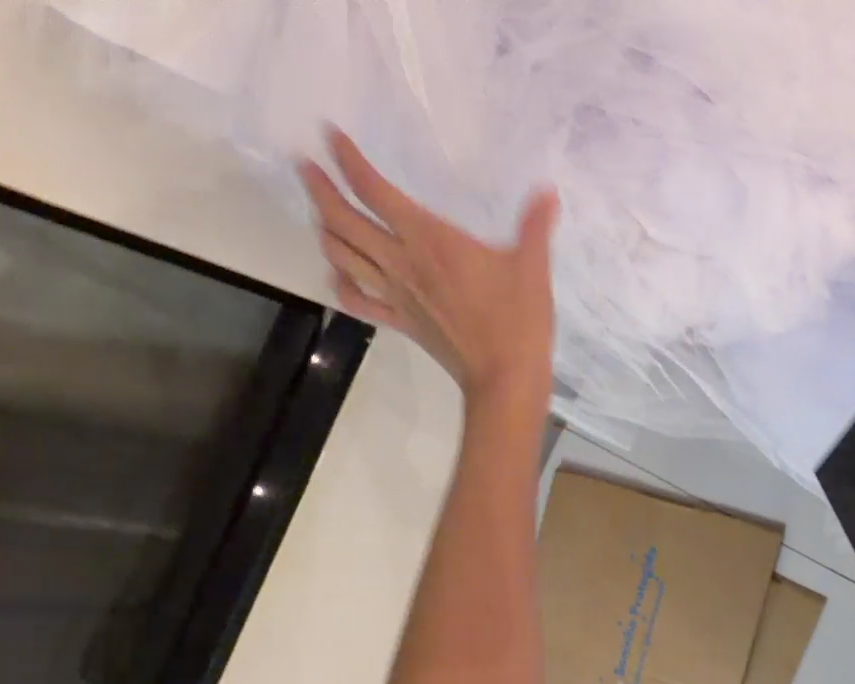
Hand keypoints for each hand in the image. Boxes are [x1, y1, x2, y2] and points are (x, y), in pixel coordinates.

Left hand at [298, 128, 558, 419]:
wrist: (504, 376)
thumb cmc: (518, 320)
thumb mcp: (533, 267)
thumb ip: (535, 226)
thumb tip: (548, 191)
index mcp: (429, 240)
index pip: (374, 191)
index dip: (348, 160)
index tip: (330, 136)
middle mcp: (401, 262)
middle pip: (343, 219)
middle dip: (319, 189)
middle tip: (306, 167)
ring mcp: (396, 295)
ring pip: (341, 256)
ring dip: (325, 231)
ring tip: (321, 214)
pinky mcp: (401, 323)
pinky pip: (357, 300)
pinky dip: (340, 283)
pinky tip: (339, 274)